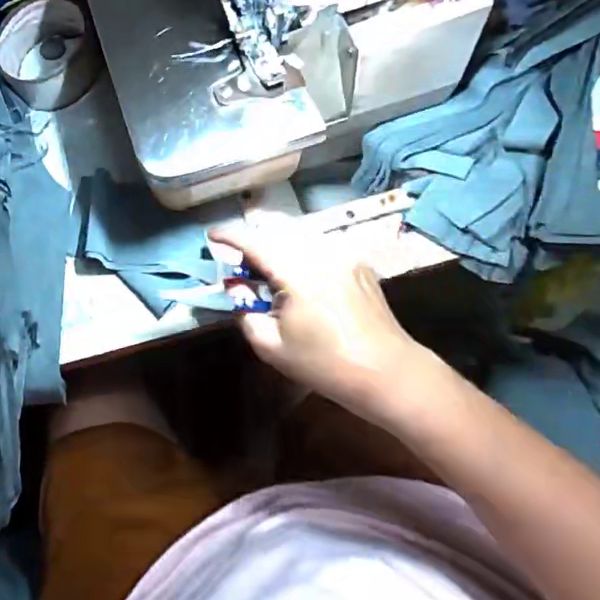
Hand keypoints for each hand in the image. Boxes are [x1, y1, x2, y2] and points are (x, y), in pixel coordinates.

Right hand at [208, 218, 450, 427]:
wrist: (387, 372)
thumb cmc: (326, 364)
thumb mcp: (273, 347)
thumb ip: (246, 315)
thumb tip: (239, 292)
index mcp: (297, 271)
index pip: (254, 241)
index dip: (229, 236)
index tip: (211, 238)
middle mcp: (320, 252)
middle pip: (277, 227)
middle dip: (253, 234)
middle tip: (238, 254)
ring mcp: (343, 254)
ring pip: (300, 232)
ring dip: (277, 238)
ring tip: (265, 260)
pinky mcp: (358, 262)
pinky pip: (321, 243)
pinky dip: (301, 247)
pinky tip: (297, 269)